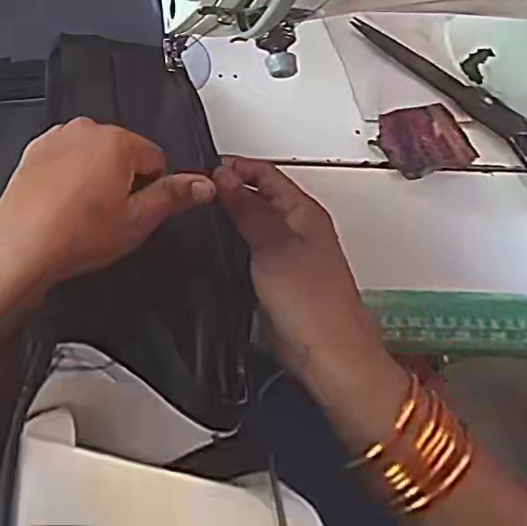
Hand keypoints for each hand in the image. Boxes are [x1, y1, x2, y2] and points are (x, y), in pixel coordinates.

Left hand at [0, 119, 216, 335]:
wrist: (19, 243)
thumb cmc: (71, 233)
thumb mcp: (136, 221)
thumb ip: (173, 197)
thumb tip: (200, 185)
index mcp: (117, 141)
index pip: (156, 157)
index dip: (152, 188)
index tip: (139, 208)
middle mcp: (87, 130)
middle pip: (124, 153)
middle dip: (124, 180)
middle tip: (111, 215)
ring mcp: (59, 137)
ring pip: (94, 155)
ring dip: (96, 177)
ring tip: (84, 213)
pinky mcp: (37, 149)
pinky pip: (66, 158)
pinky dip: (69, 176)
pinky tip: (64, 205)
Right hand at [213, 157, 388, 392]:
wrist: (330, 360)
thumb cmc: (314, 305)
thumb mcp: (273, 246)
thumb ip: (247, 209)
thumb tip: (225, 176)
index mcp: (303, 212)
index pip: (265, 173)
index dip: (235, 167)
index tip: (204, 170)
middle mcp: (296, 227)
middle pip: (258, 193)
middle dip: (229, 187)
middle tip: (197, 187)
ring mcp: (286, 252)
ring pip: (252, 219)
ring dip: (229, 212)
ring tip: (200, 208)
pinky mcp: (275, 276)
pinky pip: (248, 246)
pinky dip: (231, 238)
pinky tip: (214, 241)